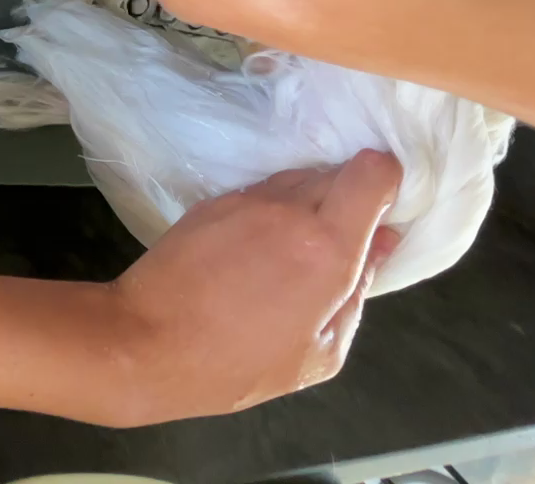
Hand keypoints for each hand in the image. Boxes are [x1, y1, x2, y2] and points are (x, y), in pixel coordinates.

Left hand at [106, 150, 402, 422]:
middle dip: (348, 199)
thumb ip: (358, 290)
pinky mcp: (211, 200)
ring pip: (295, 179)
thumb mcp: (320, 350)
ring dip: (307, 203)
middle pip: (336, 173)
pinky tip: (256, 248)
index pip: (372, 172)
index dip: (386, 181)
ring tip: (294, 251)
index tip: (383, 208)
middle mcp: (287, 208)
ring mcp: (243, 198)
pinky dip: (270, 209)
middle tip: (340, 242)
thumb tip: (382, 242)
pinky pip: (259, 192)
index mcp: (325, 246)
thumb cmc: (240, 363)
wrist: (148, 339)